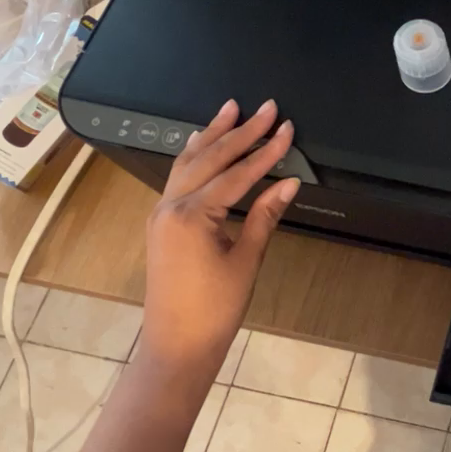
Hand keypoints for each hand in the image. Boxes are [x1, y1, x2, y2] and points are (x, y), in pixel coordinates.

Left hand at [140, 99, 298, 373]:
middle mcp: (170, 206)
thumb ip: (265, 215)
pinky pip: (178, 177)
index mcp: (191, 215)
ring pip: (189, 162)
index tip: (286, 128)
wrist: (177, 344)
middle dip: (240, 132)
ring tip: (230, 109)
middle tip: (265, 107)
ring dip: (213, 135)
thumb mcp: (246, 259)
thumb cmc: (215, 307)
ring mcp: (162, 212)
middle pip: (210, 159)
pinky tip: (202, 143)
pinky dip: (194, 156)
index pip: (237, 173)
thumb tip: (288, 183)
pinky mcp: (162, 222)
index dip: (265, 151)